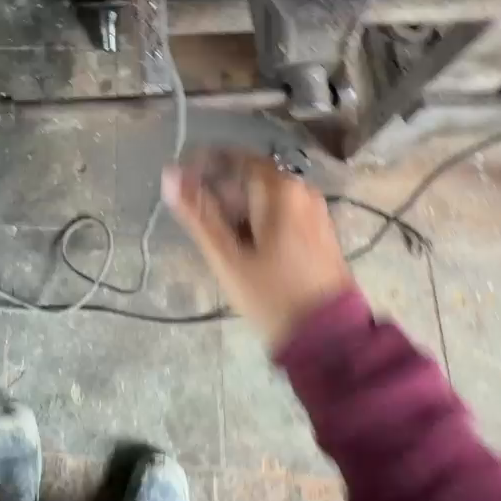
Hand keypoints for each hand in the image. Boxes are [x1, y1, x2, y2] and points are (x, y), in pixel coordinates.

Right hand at [163, 148, 355, 349]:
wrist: (330, 341)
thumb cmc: (272, 296)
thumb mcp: (227, 257)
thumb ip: (197, 213)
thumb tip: (169, 174)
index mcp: (280, 189)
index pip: (232, 159)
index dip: (202, 168)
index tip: (181, 189)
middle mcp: (302, 190)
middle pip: (249, 177)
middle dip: (222, 194)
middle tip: (201, 224)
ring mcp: (316, 210)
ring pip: (265, 196)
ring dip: (239, 209)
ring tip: (222, 241)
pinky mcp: (321, 231)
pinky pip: (282, 212)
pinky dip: (260, 221)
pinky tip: (249, 248)